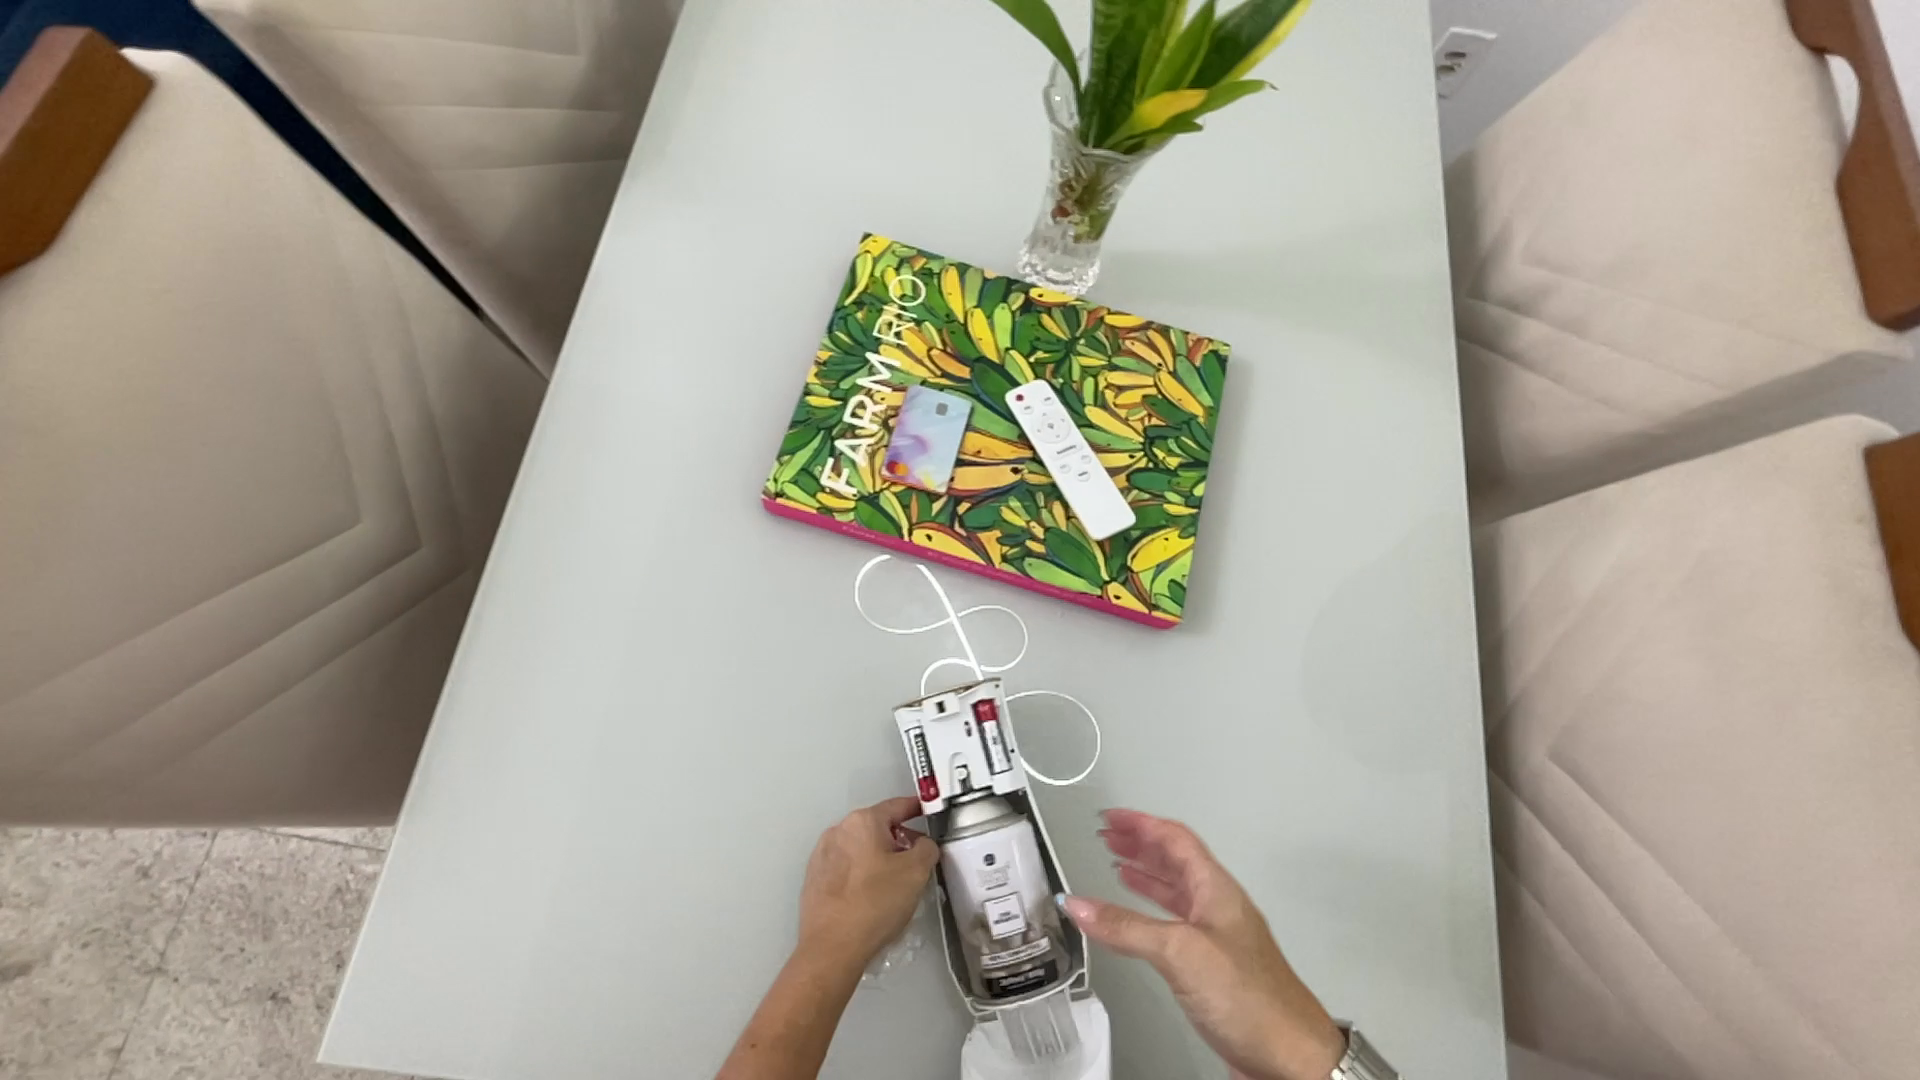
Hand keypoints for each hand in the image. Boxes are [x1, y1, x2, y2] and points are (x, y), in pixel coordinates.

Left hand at [797, 796, 938, 968]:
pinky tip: (870, 898)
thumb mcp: (916, 872)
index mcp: (863, 821)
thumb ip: (927, 848)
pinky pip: (845, 868)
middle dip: (899, 841)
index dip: (917, 809)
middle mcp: (838, 831)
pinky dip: (860, 875)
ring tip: (893, 885)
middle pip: (877, 828)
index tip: (928, 813)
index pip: (897, 806)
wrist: (832, 948)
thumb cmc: (875, 903)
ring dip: (878, 859)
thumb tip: (922, 845)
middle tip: (916, 862)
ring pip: (860, 848)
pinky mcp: (814, 880)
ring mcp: (822, 855)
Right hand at [1061, 810, 1345, 1079]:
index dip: (1142, 823)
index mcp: (1215, 889)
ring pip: (1176, 890)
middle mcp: (1217, 906)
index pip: (1175, 838)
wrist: (1290, 1060)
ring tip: (1117, 864)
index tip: (1112, 816)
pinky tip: (1134, 919)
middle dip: (1140, 844)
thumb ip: (1126, 927)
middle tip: (1108, 835)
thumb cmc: (1251, 999)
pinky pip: (1174, 922)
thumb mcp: (1179, 952)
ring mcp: (1216, 936)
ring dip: (1145, 873)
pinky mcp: (1212, 966)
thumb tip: (1077, 904)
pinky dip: (1149, 911)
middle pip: (1175, 860)